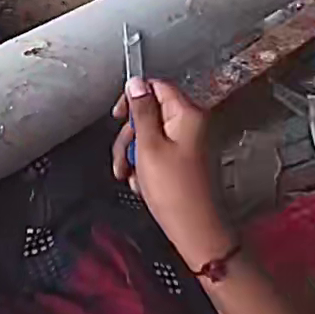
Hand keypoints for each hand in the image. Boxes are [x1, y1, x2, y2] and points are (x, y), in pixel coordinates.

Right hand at [112, 78, 232, 266]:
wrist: (195, 230)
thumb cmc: (175, 192)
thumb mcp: (147, 146)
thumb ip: (140, 111)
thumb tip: (135, 83)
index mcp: (187, 115)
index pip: (156, 87)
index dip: (133, 99)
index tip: (119, 116)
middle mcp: (192, 125)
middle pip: (150, 113)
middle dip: (130, 135)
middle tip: (123, 155)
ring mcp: (189, 143)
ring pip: (149, 135)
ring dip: (133, 153)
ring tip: (129, 174)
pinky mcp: (185, 160)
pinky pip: (157, 152)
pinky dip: (144, 165)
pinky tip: (142, 182)